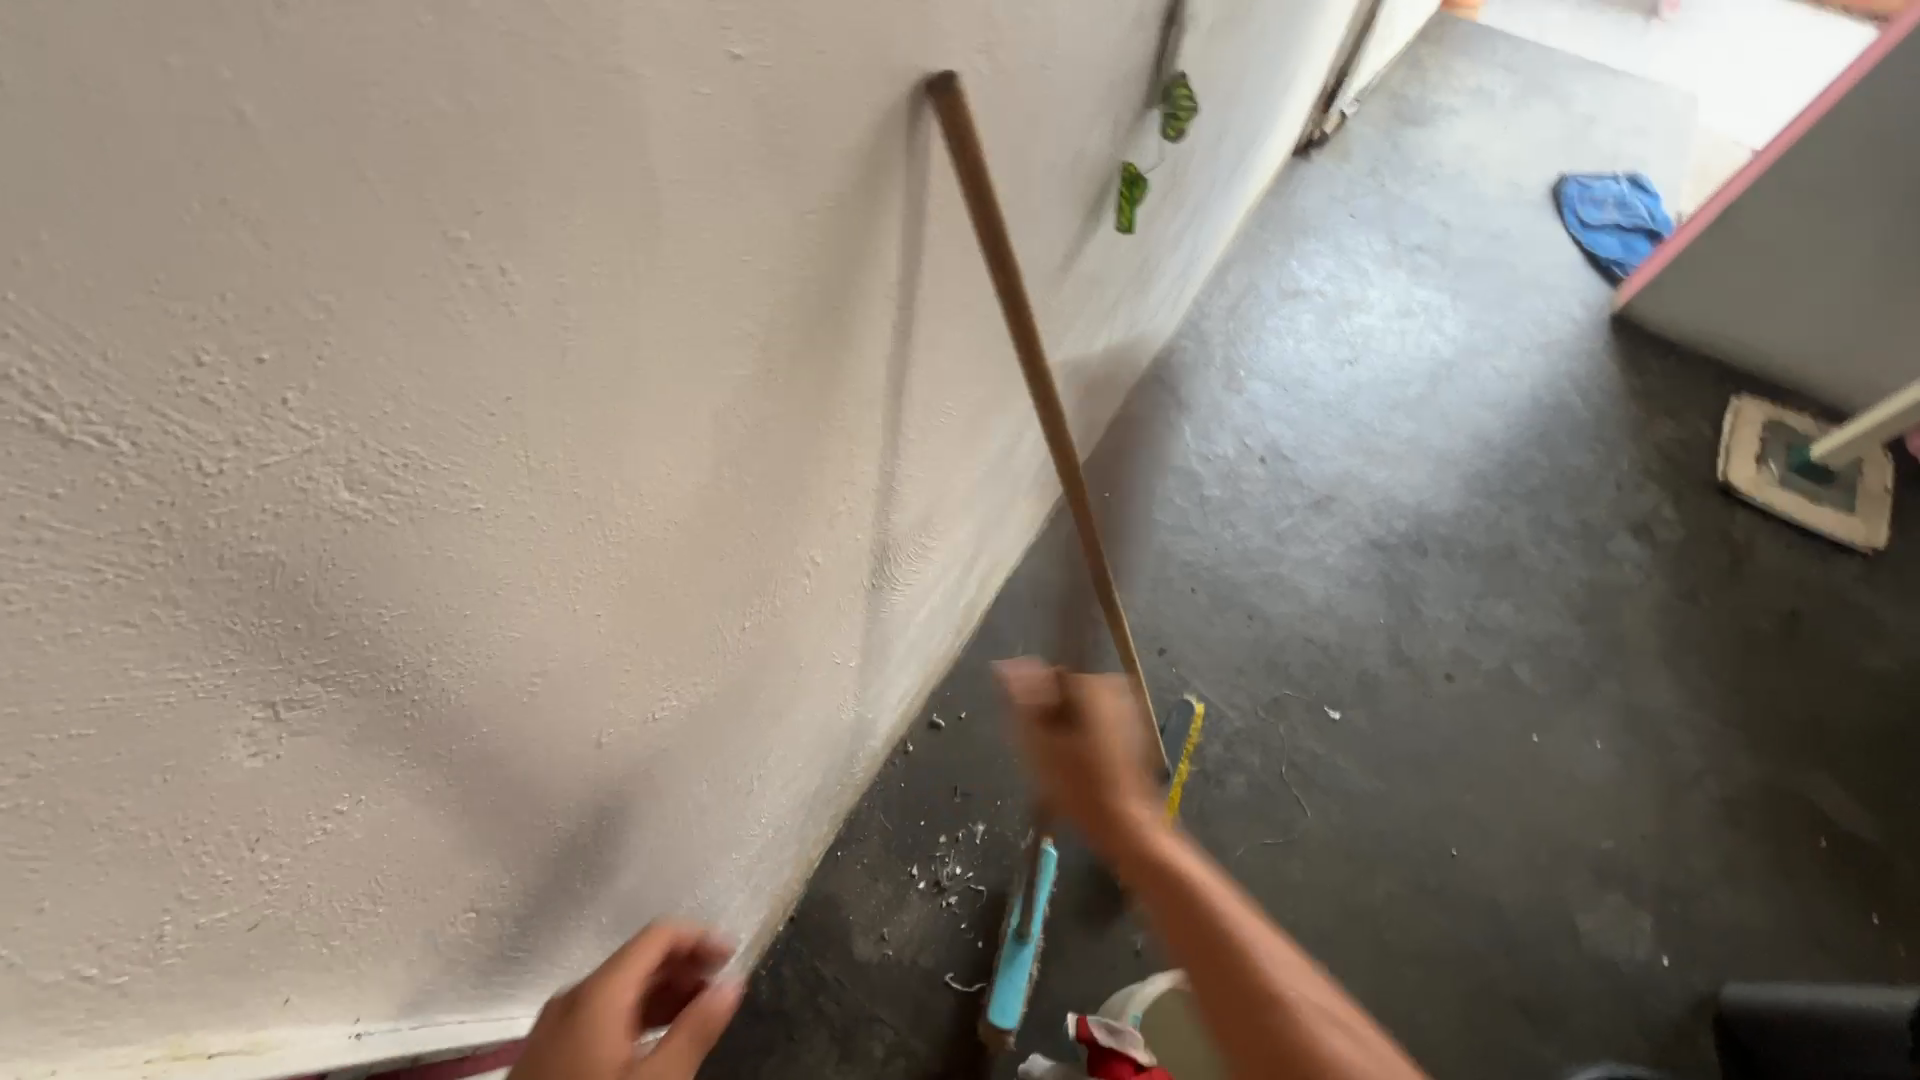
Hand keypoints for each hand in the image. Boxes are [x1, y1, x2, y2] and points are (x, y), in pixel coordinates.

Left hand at [508, 920, 743, 1079]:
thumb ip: (696, 1030)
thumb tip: (733, 985)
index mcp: (598, 994)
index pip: (658, 937)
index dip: (701, 939)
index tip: (733, 959)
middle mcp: (572, 998)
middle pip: (638, 960)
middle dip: (685, 969)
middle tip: (720, 992)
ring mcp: (554, 1027)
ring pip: (620, 990)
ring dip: (664, 995)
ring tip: (697, 1019)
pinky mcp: (545, 1056)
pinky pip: (601, 1016)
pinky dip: (637, 1017)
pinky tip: (656, 1044)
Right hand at [995, 656, 1161, 854]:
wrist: (1122, 824)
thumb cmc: (1075, 783)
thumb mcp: (1035, 739)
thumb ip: (1020, 697)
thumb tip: (1004, 664)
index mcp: (1092, 683)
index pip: (1046, 678)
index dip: (1036, 707)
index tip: (1036, 735)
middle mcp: (1115, 688)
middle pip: (1063, 694)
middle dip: (1051, 717)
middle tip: (1047, 752)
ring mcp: (1128, 710)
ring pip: (1077, 711)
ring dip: (1065, 731)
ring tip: (1063, 764)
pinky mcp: (1132, 731)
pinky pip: (1094, 725)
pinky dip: (1084, 741)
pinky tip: (1081, 768)